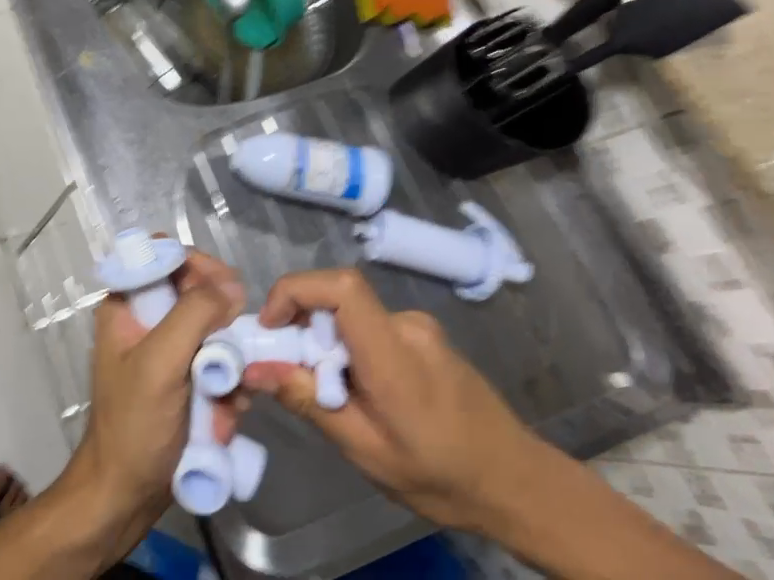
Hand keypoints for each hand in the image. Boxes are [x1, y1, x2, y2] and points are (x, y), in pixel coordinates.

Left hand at [60, 247, 245, 550]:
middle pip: (198, 295)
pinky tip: (225, 417)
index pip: (165, 256)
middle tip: (230, 354)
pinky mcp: (186, 382)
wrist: (127, 493)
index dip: (199, 266)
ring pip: (216, 335)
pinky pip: (220, 368)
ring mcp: (168, 353)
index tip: (228, 292)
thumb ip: (193, 316)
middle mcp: (146, 321)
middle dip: (221, 328)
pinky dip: (228, 390)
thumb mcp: (160, 363)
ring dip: (228, 366)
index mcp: (126, 305)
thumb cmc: (134, 424)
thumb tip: (232, 285)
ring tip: (226, 396)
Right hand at [240, 270, 555, 533]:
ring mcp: (421, 330)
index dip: (295, 291)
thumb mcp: (366, 450)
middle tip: (292, 376)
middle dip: (303, 329)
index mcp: (395, 354)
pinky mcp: (427, 339)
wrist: (519, 486)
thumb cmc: (442, 476)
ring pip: (352, 318)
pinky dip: (350, 349)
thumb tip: (254, 370)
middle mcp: (408, 327)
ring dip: (327, 344)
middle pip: (338, 302)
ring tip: (329, 395)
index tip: (271, 328)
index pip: (341, 287)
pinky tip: (360, 394)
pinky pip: (372, 328)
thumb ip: (310, 401)